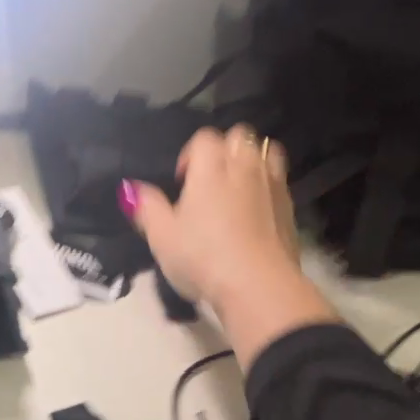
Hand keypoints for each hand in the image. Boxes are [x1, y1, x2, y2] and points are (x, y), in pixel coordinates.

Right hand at [123, 126, 299, 305]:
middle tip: (209, 182)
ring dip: (250, 160)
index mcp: (210, 167)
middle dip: (223, 150)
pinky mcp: (289, 204)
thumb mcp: (162, 237)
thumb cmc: (202, 257)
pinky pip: (278, 178)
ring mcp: (271, 182)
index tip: (182, 182)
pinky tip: (256, 209)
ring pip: (265, 150)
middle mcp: (244, 164)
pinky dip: (266, 183)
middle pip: (237, 136)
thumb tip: (130, 188)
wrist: (256, 283)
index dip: (190, 155)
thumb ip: (147, 208)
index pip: (203, 138)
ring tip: (236, 188)